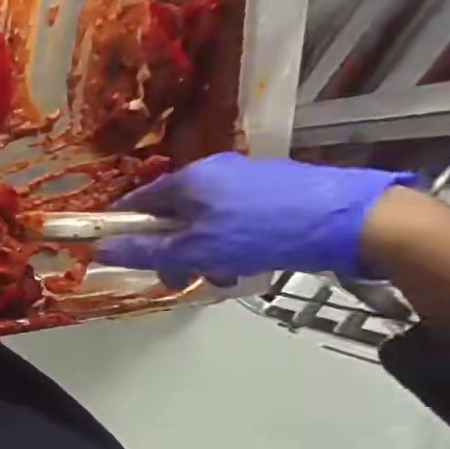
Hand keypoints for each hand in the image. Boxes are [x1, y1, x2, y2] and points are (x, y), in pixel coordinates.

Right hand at [94, 152, 415, 286]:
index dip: (123, 228)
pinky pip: (232, 220)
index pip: (137, 201)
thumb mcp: (193, 249)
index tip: (118, 254)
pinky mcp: (273, 191)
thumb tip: (100, 249)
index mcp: (189, 178)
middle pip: (172, 214)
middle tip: (179, 277)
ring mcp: (246, 178)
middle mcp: (215, 171)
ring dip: (201, 252)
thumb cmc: (260, 232)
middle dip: (170, 249)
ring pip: (203, 221)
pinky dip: (228, 243)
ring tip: (220, 274)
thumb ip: (144, 251)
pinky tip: (245, 262)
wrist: (349, 221)